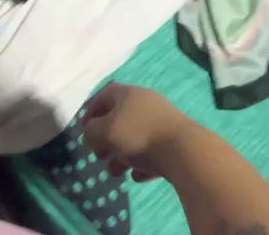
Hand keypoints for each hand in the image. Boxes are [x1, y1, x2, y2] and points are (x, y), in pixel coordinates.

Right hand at [82, 82, 197, 181]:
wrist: (183, 150)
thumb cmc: (138, 135)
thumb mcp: (105, 132)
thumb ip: (92, 132)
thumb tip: (92, 133)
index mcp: (127, 93)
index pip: (104, 95)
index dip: (91, 111)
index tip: (84, 130)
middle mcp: (145, 101)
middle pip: (120, 118)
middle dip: (107, 139)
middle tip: (100, 155)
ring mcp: (162, 120)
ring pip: (135, 136)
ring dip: (122, 154)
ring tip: (117, 172)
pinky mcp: (175, 140)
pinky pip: (153, 150)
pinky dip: (142, 162)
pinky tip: (138, 176)